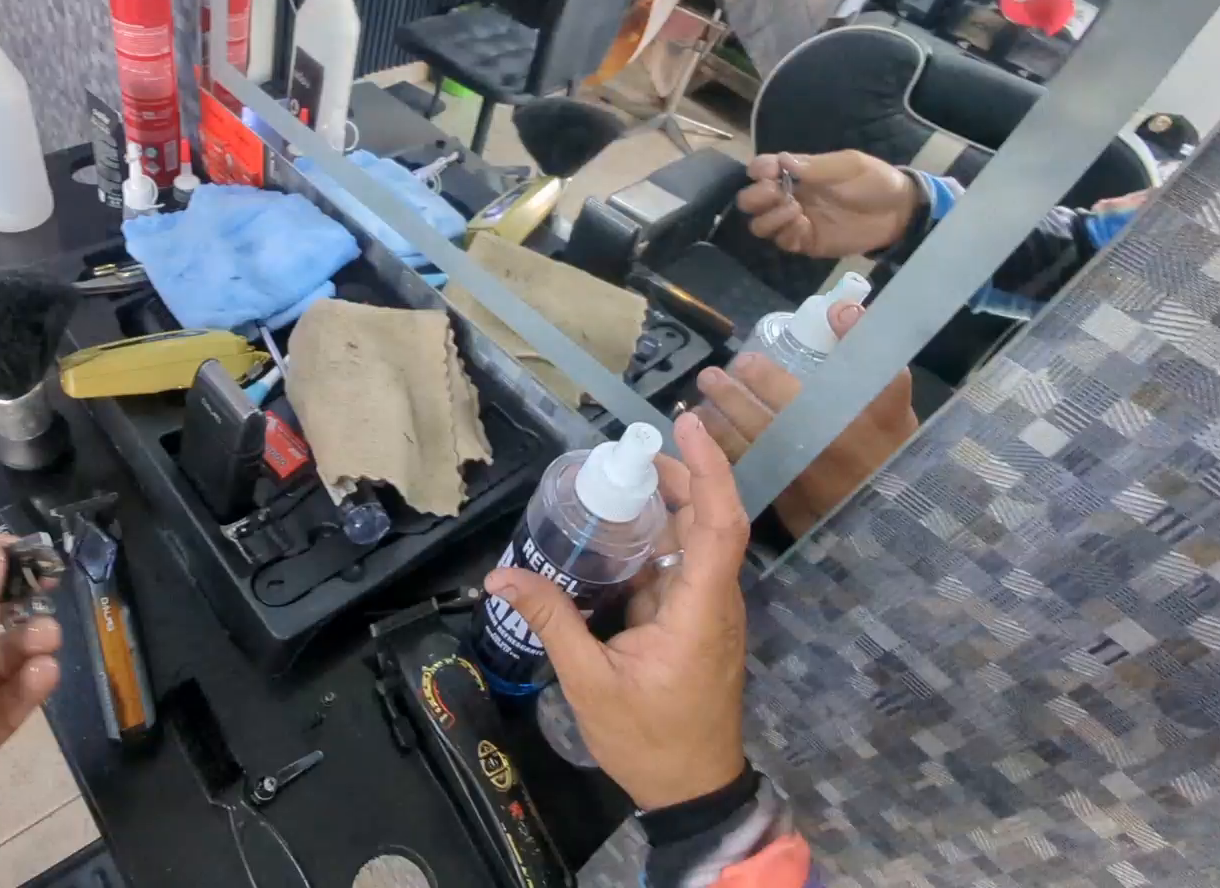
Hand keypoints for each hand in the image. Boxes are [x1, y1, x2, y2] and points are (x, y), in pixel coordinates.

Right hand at [484, 415, 749, 810]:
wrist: (693, 791)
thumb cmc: (649, 740)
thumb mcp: (589, 682)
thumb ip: (551, 621)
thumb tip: (500, 575)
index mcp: (699, 610)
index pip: (719, 526)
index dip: (708, 470)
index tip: (686, 426)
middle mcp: (713, 599)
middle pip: (710, 519)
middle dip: (678, 474)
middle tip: (625, 452)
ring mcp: (707, 609)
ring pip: (697, 538)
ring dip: (667, 501)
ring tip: (617, 478)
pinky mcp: (694, 618)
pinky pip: (681, 562)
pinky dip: (656, 534)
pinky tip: (618, 529)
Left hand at [694, 301, 918, 537]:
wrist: (892, 516)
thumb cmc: (885, 448)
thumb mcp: (887, 400)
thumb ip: (863, 351)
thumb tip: (840, 308)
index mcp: (865, 427)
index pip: (811, 397)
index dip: (772, 378)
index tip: (746, 360)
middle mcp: (832, 458)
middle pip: (772, 424)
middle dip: (733, 397)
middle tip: (710, 375)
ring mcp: (810, 488)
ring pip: (753, 452)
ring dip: (718, 423)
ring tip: (700, 401)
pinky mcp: (790, 511)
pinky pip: (746, 478)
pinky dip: (719, 452)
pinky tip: (704, 433)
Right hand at [736, 151, 918, 257]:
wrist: (899, 212)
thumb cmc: (874, 182)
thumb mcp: (849, 166)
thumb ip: (816, 166)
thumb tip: (782, 161)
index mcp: (796, 174)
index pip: (760, 169)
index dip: (758, 170)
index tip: (770, 172)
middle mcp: (788, 197)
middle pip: (749, 201)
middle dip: (756, 197)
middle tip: (777, 194)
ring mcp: (794, 221)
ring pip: (759, 224)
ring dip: (770, 217)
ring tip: (795, 211)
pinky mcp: (804, 242)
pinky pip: (781, 241)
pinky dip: (787, 233)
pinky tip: (805, 226)